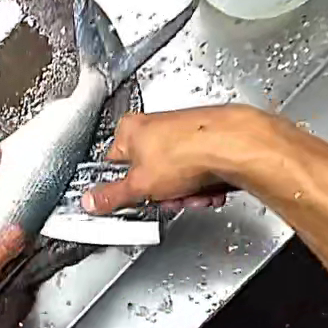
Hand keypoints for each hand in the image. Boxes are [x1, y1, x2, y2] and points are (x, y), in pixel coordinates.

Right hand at [82, 108, 241, 214]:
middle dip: (159, 194)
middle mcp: (154, 126)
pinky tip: (207, 190)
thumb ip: (111, 196)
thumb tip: (91, 201)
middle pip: (146, 174)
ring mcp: (181, 133)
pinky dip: (200, 185)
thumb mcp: (139, 186)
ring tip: (191, 195)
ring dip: (182, 194)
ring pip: (173, 177)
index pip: (112, 166)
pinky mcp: (206, 143)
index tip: (128, 201)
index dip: (122, 188)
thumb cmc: (190, 151)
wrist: (237, 146)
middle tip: (167, 200)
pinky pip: (195, 172)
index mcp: (129, 129)